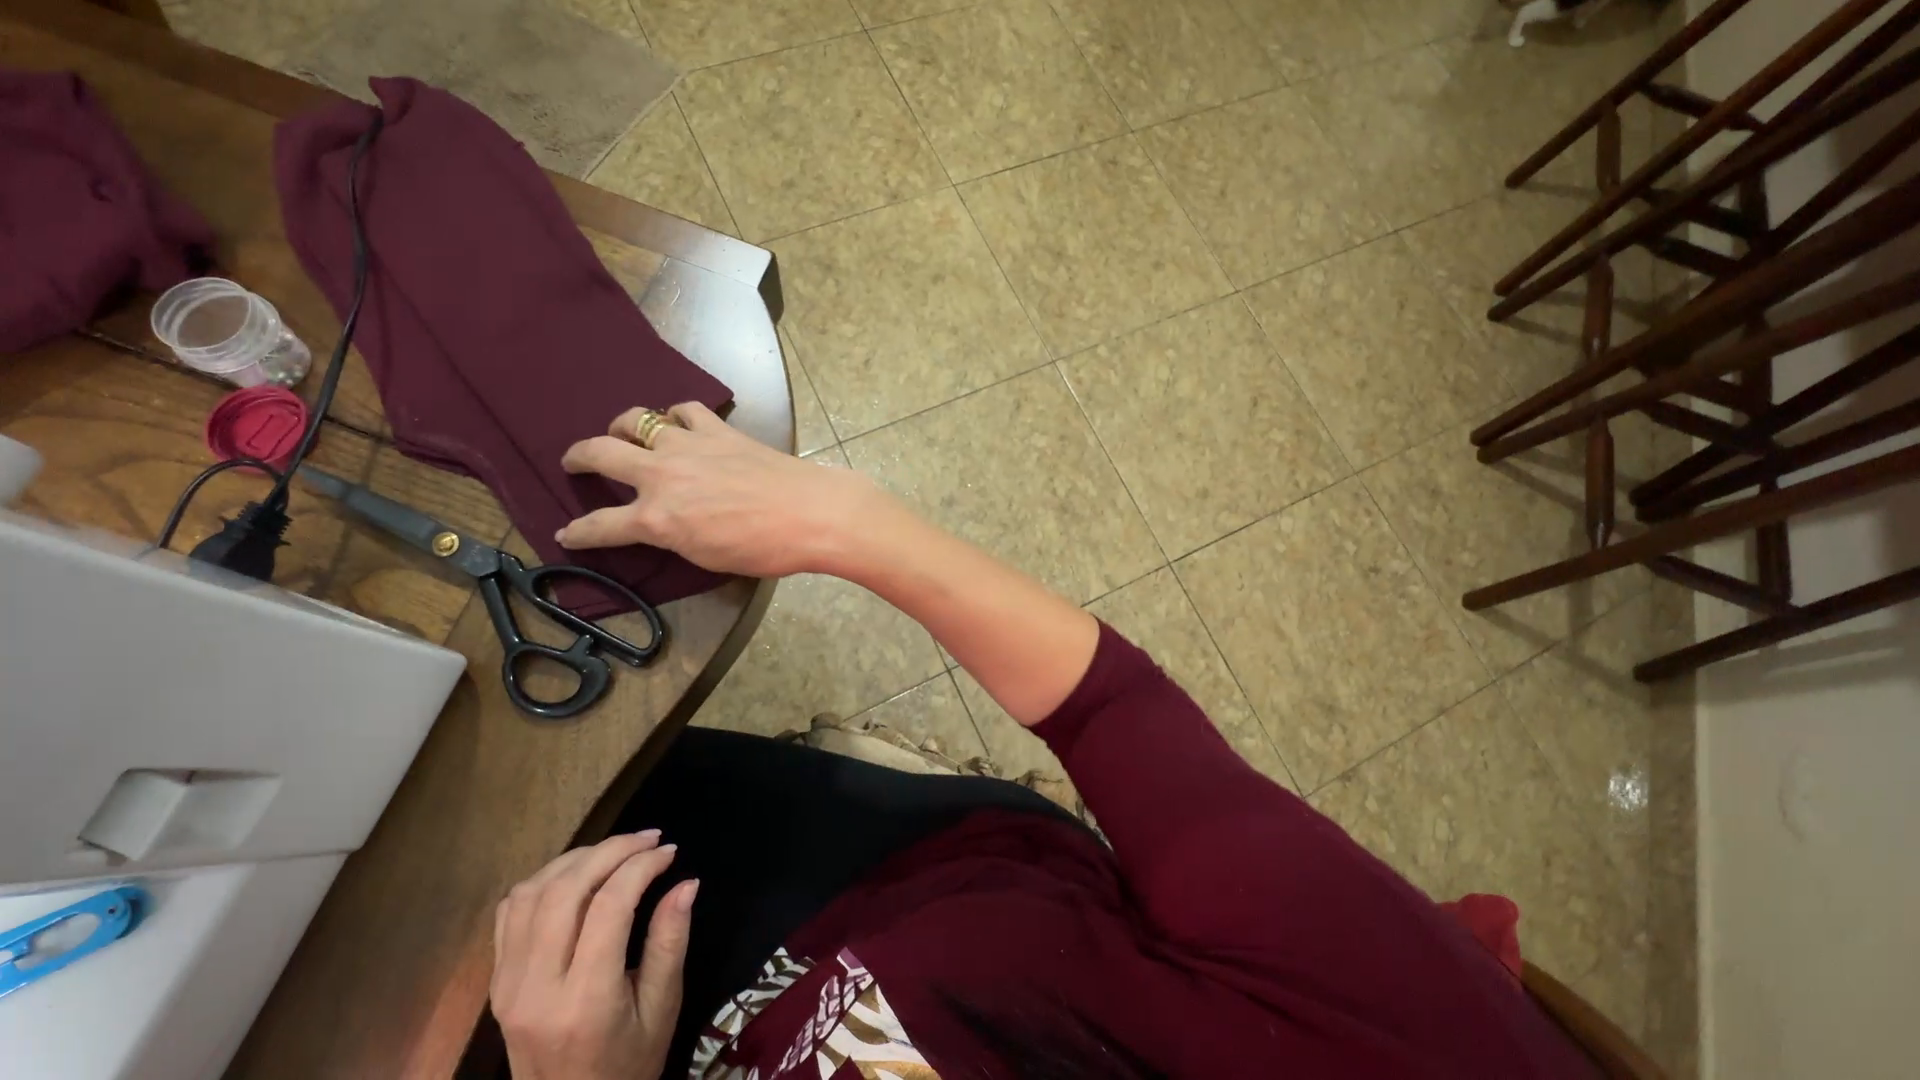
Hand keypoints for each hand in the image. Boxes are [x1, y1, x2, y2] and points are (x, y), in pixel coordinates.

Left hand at [490, 831, 696, 1079]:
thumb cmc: (627, 1064)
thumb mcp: (662, 1009)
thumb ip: (670, 943)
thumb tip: (686, 883)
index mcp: (586, 999)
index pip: (610, 907)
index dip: (642, 867)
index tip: (671, 851)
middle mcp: (537, 987)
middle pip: (567, 890)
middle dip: (611, 851)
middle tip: (648, 838)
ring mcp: (507, 983)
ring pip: (533, 892)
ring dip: (577, 859)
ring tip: (616, 851)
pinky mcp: (496, 981)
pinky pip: (510, 912)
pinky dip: (543, 880)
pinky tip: (576, 875)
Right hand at [557, 402, 882, 578]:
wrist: (809, 512)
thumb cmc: (762, 548)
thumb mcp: (706, 558)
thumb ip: (675, 536)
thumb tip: (664, 524)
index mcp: (656, 519)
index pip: (601, 526)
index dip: (578, 532)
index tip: (565, 533)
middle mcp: (661, 475)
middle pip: (601, 454)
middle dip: (578, 457)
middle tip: (572, 461)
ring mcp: (688, 445)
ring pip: (637, 420)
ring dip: (621, 426)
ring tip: (620, 432)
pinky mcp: (717, 429)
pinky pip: (684, 410)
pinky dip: (675, 416)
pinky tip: (678, 422)